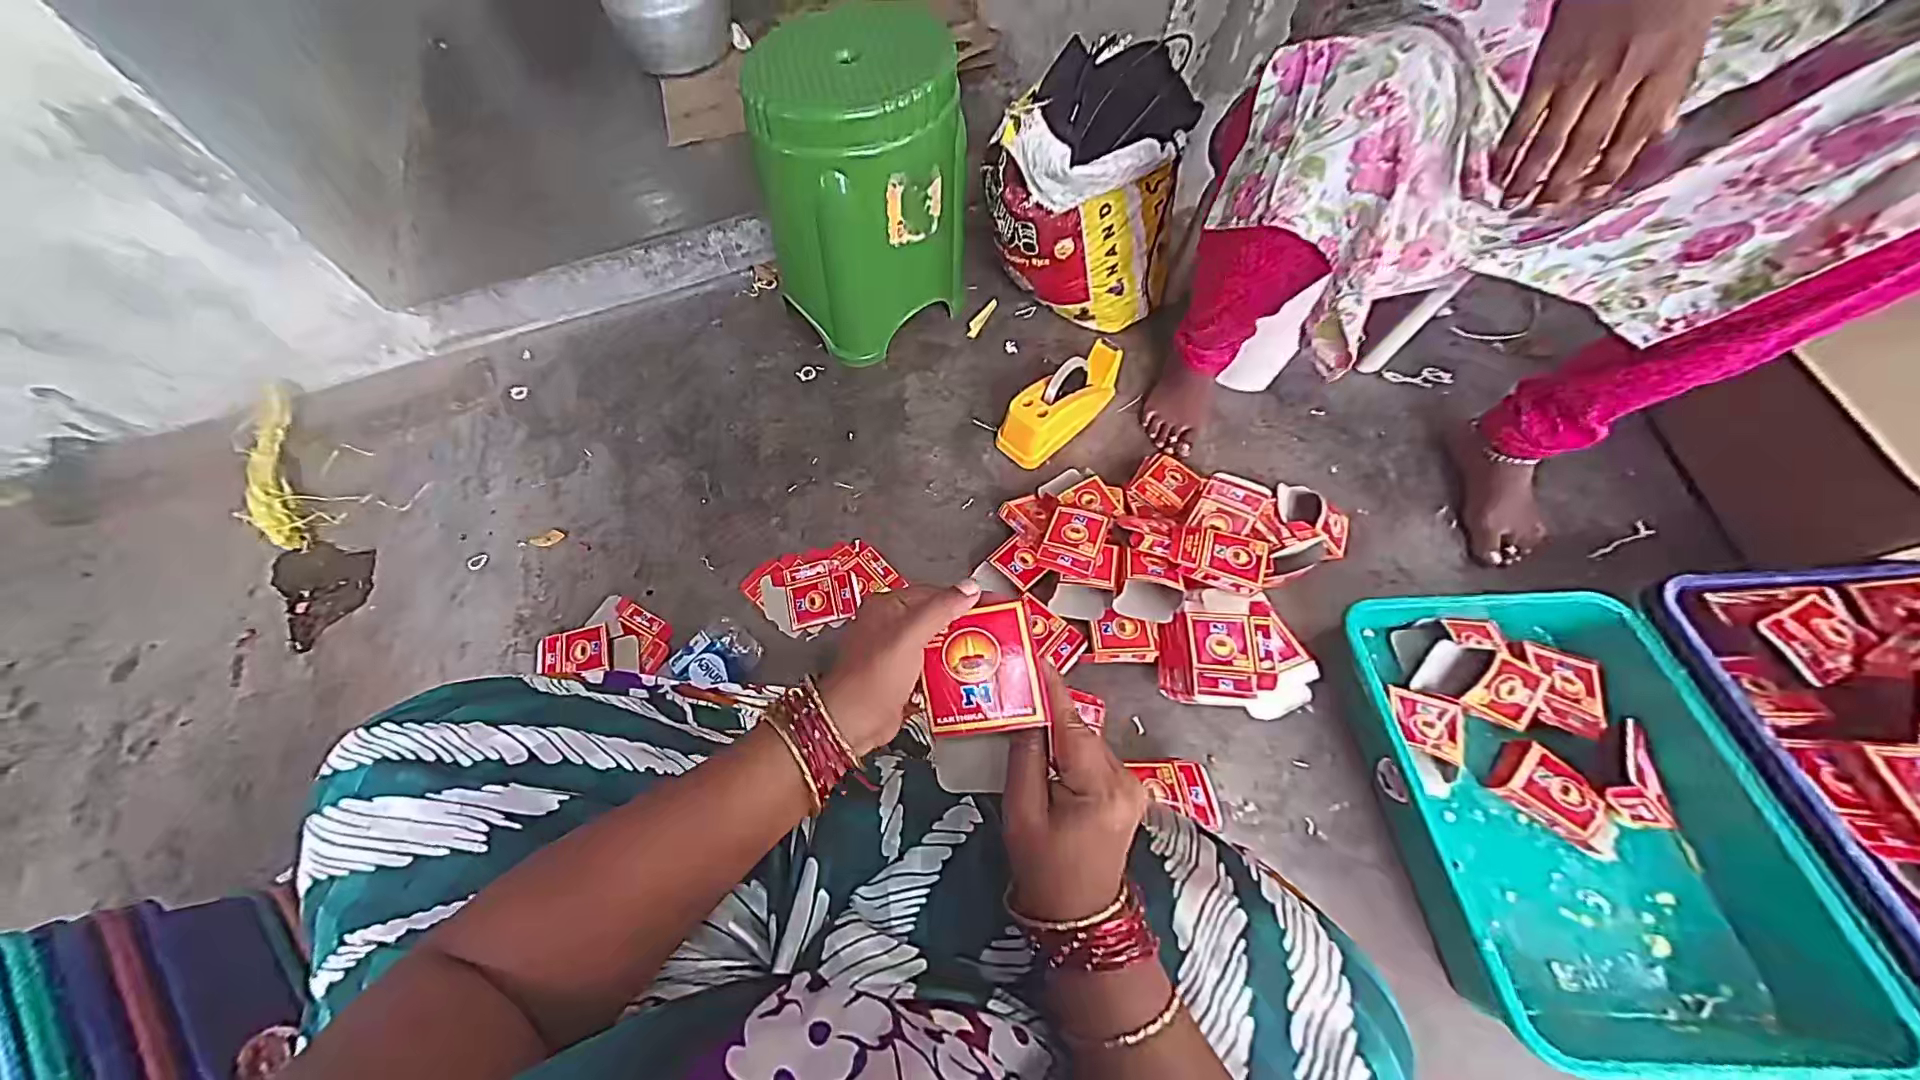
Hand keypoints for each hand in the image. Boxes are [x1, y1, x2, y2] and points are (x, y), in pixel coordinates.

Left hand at [815, 581, 980, 756]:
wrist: (853, 723)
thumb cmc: (871, 677)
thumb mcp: (910, 635)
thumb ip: (940, 609)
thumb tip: (968, 587)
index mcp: (888, 606)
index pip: (934, 593)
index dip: (963, 599)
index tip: (990, 604)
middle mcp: (890, 626)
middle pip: (937, 619)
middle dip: (963, 627)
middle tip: (991, 631)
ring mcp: (896, 653)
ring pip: (937, 645)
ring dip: (957, 652)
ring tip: (983, 654)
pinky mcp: (903, 678)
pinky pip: (932, 669)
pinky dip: (947, 673)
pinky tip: (963, 678)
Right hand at [1004, 667, 1149, 921]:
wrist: (1079, 916)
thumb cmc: (1044, 869)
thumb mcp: (1023, 813)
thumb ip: (1024, 758)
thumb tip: (1025, 713)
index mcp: (1100, 789)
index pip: (1072, 726)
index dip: (1052, 689)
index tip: (1036, 658)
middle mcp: (1125, 781)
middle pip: (1081, 730)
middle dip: (1050, 709)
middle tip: (1017, 686)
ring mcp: (1131, 786)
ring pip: (1087, 740)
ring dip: (1059, 727)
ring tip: (1026, 711)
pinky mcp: (1127, 790)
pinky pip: (1092, 756)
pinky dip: (1069, 746)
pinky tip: (1046, 744)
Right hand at [1491, 0, 1720, 207]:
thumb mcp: (1702, 16)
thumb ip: (1678, 74)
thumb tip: (1658, 130)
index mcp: (1670, 59)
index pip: (1638, 131)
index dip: (1613, 169)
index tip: (1592, 195)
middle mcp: (1625, 73)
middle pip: (1589, 144)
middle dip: (1564, 184)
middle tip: (1543, 212)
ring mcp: (1582, 71)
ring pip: (1554, 139)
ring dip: (1531, 177)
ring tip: (1513, 203)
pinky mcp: (1549, 65)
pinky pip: (1527, 116)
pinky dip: (1511, 147)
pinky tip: (1498, 169)